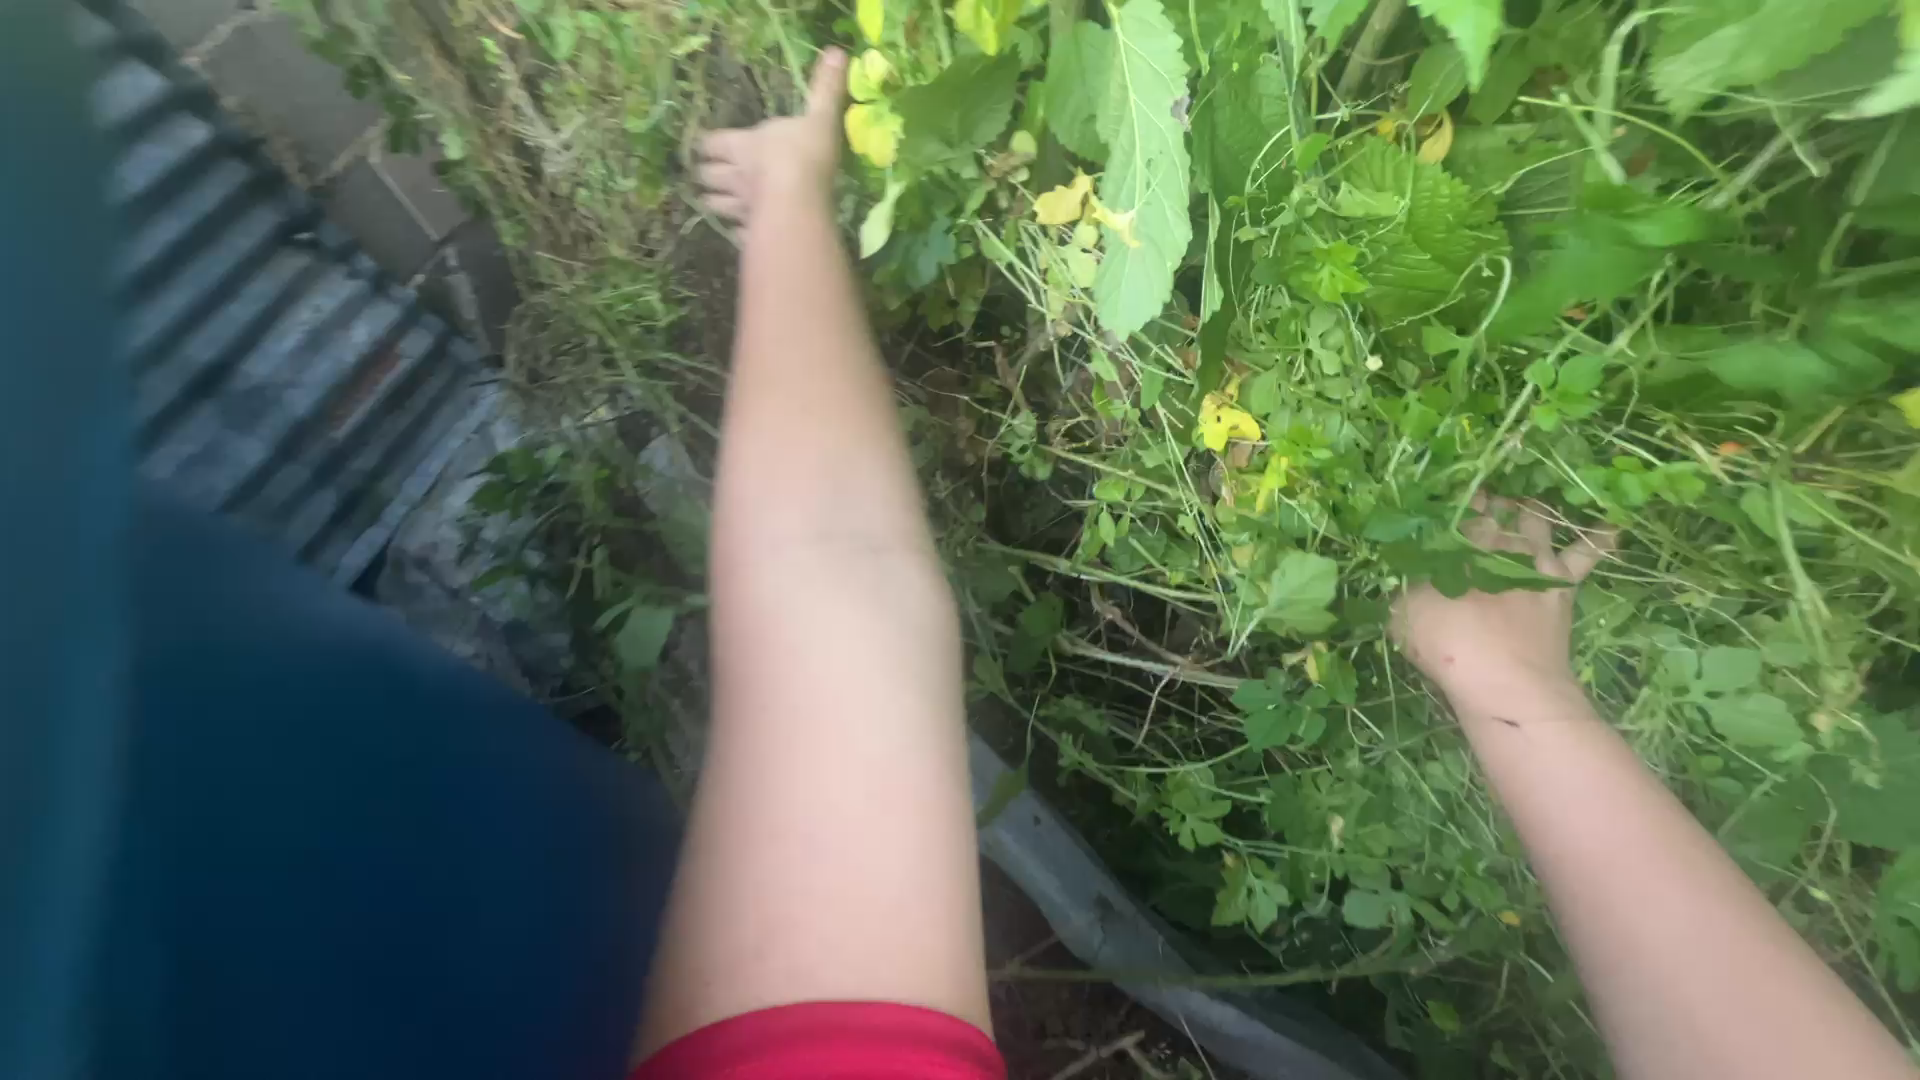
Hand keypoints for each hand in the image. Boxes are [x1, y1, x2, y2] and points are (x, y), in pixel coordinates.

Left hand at [696, 47, 846, 225]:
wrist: (801, 203)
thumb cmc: (804, 155)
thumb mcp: (819, 118)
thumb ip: (825, 90)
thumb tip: (836, 52)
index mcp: (745, 146)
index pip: (716, 142)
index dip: (708, 143)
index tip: (701, 145)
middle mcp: (738, 178)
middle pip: (712, 176)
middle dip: (706, 175)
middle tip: (702, 176)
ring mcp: (744, 210)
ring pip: (720, 207)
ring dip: (715, 204)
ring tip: (711, 205)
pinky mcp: (754, 236)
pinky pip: (740, 235)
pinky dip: (738, 233)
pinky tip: (740, 234)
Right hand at [1393, 495, 1614, 715]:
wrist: (1505, 682)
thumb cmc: (1447, 646)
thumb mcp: (1403, 613)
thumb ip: (1405, 585)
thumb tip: (1407, 569)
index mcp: (1458, 549)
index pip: (1459, 515)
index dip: (1455, 506)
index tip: (1449, 502)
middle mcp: (1498, 548)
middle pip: (1497, 515)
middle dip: (1490, 505)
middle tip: (1484, 502)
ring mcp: (1535, 565)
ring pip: (1536, 526)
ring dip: (1530, 513)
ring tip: (1525, 505)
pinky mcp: (1562, 587)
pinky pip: (1584, 558)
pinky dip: (1596, 540)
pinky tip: (1610, 527)